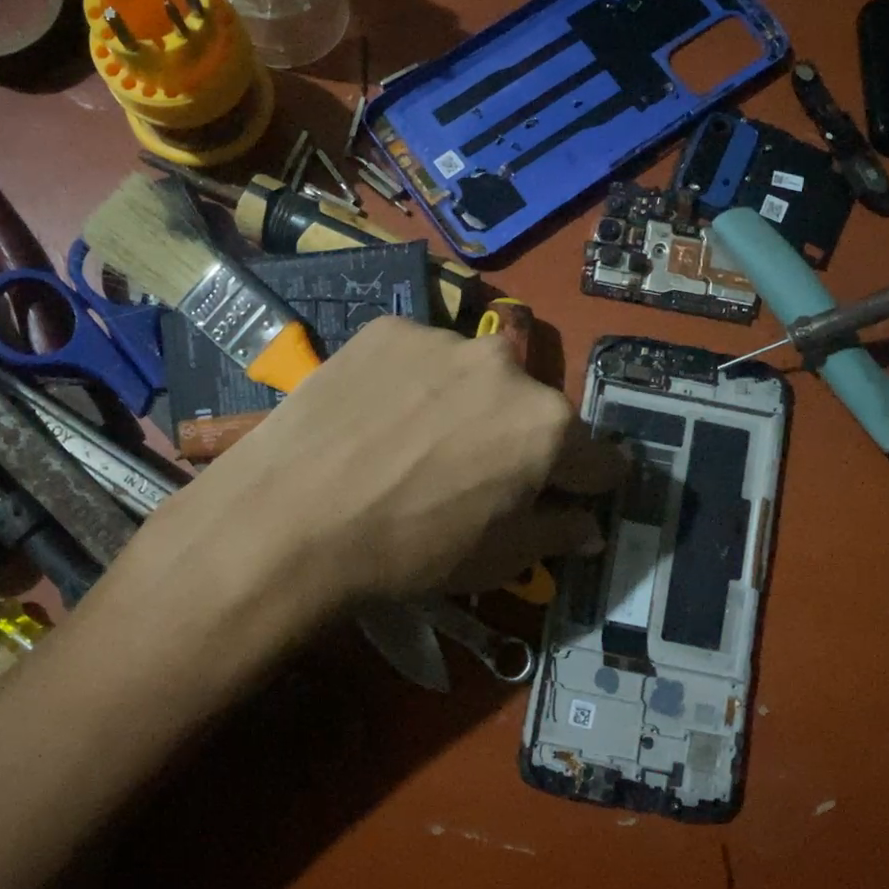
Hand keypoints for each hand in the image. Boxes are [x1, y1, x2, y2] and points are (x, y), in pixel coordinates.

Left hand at [187, 317, 624, 599]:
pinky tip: (375, 417)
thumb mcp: (496, 560)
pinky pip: (420, 358)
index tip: (576, 492)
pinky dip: (411, 383)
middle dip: (517, 439)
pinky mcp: (389, 328)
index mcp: (548, 427)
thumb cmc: (408, 550)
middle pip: (531, 409)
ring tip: (411, 443)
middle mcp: (506, 368)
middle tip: (472, 473)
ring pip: (474, 377)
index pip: (598, 456)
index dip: (589, 481)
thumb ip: (556, 533)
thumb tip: (588, 525)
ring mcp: (444, 340)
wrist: (290, 517)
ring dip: (463, 404)